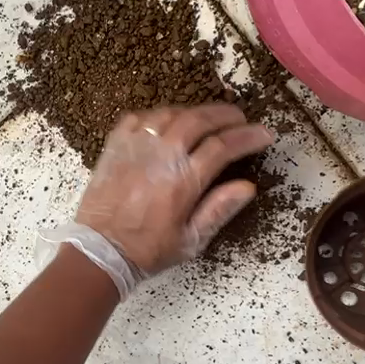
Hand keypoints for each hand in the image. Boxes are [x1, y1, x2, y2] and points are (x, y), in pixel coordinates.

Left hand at [43, 104, 274, 296]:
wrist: (99, 251)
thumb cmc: (147, 250)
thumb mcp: (190, 241)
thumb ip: (218, 209)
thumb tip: (247, 186)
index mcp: (183, 181)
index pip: (223, 146)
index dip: (248, 136)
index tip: (264, 134)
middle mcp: (161, 155)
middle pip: (199, 120)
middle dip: (226, 115)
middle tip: (240, 118)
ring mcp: (135, 146)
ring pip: (171, 113)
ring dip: (194, 112)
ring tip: (208, 119)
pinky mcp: (115, 146)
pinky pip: (140, 118)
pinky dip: (160, 116)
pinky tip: (169, 123)